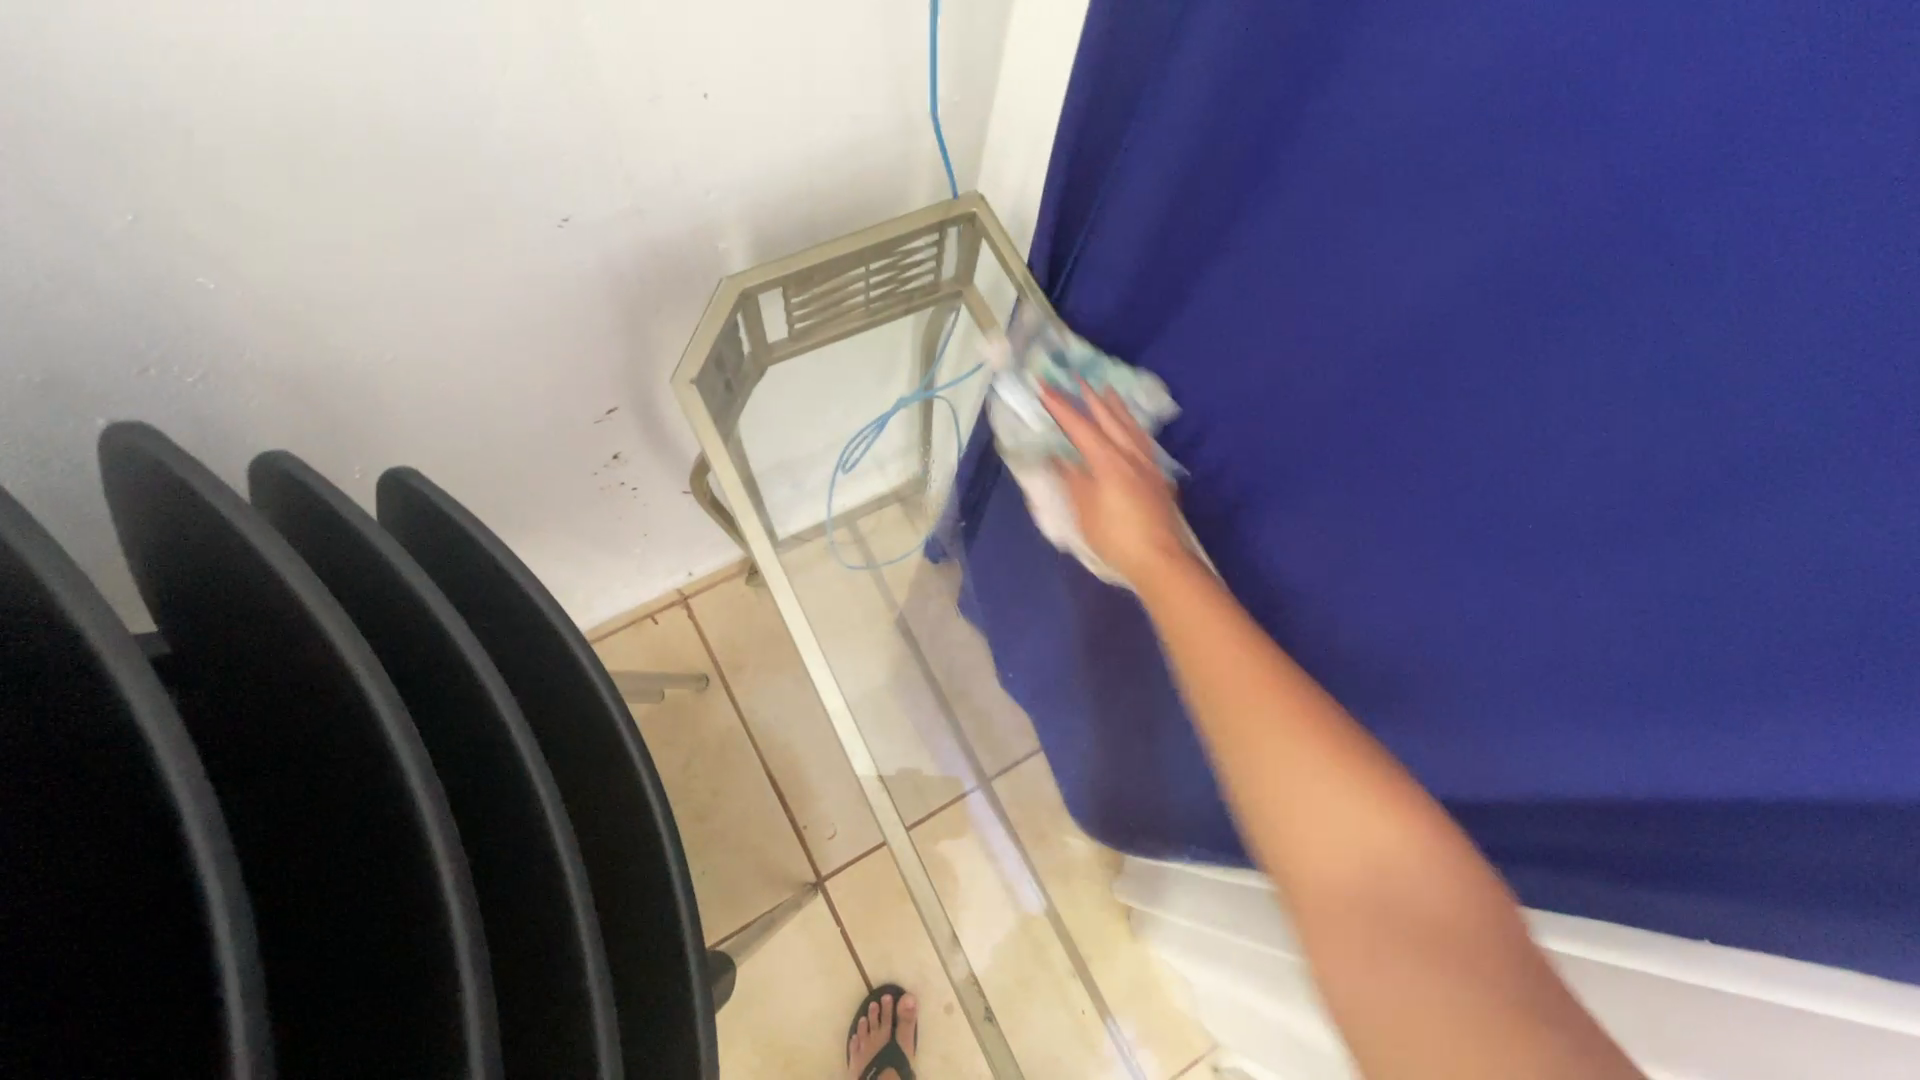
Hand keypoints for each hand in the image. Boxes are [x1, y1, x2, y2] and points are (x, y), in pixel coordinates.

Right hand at [1041, 382, 1192, 586]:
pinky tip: (1131, 431)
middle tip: (1078, 378)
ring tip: (1108, 392)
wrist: (1161, 560)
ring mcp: (1148, 466)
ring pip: (1131, 427)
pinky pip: (1143, 441)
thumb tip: (1061, 459)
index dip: (1061, 407)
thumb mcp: (1084, 512)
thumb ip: (1073, 481)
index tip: (1045, 387)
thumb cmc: (1116, 539)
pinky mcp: (1158, 479)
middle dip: (1091, 398)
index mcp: (1107, 461)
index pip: (1080, 427)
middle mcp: (1130, 456)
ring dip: (1116, 408)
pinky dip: (1132, 428)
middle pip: (1109, 419)